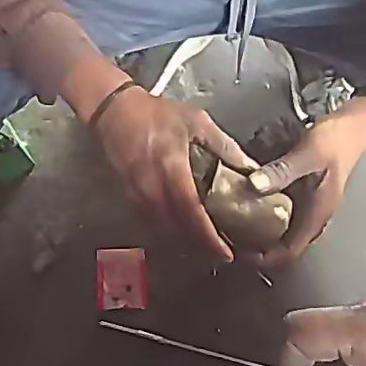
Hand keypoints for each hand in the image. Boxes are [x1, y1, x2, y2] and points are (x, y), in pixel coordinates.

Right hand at [92, 84, 257, 261]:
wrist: (114, 111)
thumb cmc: (157, 114)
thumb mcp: (197, 122)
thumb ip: (224, 147)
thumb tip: (251, 168)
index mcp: (172, 168)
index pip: (191, 212)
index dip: (208, 237)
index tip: (225, 252)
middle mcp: (153, 188)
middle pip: (178, 230)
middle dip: (201, 247)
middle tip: (222, 254)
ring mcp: (138, 195)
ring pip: (164, 231)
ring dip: (186, 243)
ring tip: (207, 247)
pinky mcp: (130, 198)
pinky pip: (153, 224)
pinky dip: (171, 232)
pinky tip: (185, 232)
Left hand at [245, 100, 365, 267]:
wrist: (355, 125)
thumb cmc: (335, 141)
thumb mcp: (307, 154)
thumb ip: (281, 171)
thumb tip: (253, 186)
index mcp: (316, 215)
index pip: (289, 252)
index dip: (264, 258)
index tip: (240, 252)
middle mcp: (314, 217)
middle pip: (284, 246)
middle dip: (258, 247)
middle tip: (231, 237)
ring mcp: (311, 206)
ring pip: (283, 231)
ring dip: (260, 233)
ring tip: (235, 224)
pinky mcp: (306, 195)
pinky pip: (283, 214)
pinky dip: (265, 214)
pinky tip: (249, 202)